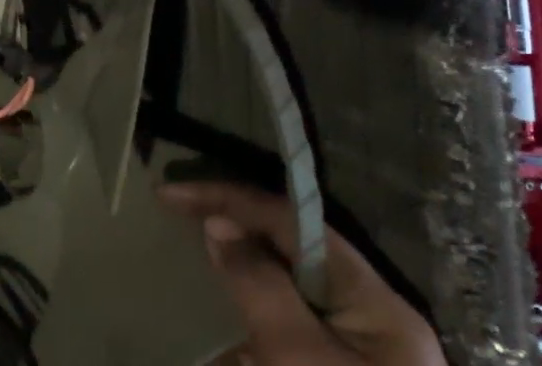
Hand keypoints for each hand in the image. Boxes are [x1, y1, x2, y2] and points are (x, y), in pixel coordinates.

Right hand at [159, 181, 444, 365]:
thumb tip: (217, 223)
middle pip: (293, 246)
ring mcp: (357, 344)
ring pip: (288, 281)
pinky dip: (250, 308)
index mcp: (375, 301)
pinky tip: (223, 323)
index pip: (295, 222)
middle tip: (174, 214)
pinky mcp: (336, 364)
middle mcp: (371, 312)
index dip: (230, 198)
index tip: (166, 193)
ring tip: (190, 259)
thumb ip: (257, 283)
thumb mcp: (296, 353)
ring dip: (237, 265)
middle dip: (232, 224)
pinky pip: (288, 320)